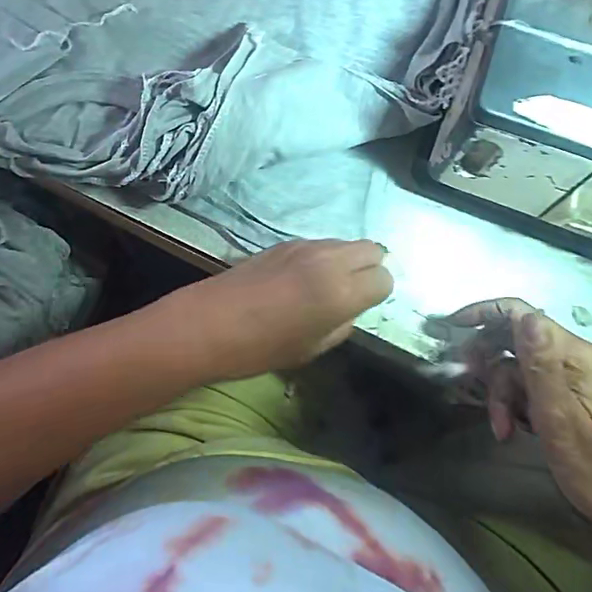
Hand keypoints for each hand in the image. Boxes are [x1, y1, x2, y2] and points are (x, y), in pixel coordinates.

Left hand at [161, 239, 393, 378]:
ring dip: (344, 261)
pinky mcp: (281, 242)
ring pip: (344, 243)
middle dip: (368, 269)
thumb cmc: (260, 347)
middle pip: (371, 249)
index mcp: (341, 289)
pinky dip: (320, 258)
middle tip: (351, 293)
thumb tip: (350, 309)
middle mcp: (328, 259)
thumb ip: (342, 324)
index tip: (361, 307)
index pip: (384, 278)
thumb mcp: (312, 348)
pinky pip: (318, 244)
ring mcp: (303, 246)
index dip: (376, 294)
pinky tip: (299, 280)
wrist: (207, 322)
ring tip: (323, 287)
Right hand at [449, 298, 591, 538]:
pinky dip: (513, 405)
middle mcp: (575, 358)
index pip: (523, 314)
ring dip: (501, 394)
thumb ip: (541, 366)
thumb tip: (526, 317)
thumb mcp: (561, 418)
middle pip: (514, 339)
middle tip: (468, 382)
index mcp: (576, 356)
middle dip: (488, 362)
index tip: (451, 327)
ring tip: (501, 427)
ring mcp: (572, 377)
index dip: (484, 313)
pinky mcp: (568, 395)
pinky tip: (512, 429)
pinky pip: (528, 386)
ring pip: (516, 367)